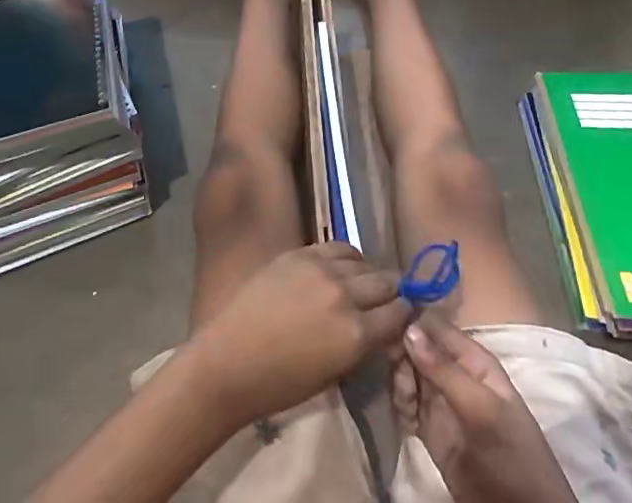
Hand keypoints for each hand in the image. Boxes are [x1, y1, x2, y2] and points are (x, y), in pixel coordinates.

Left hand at [181, 243, 409, 427]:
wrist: (228, 363)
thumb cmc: (279, 385)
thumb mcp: (333, 375)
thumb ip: (363, 346)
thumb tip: (383, 329)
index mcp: (356, 335)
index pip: (399, 313)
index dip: (404, 314)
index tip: (402, 315)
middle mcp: (345, 296)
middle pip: (386, 282)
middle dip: (391, 292)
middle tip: (387, 298)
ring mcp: (322, 270)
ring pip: (364, 261)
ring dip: (369, 273)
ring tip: (363, 282)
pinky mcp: (301, 254)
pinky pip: (338, 247)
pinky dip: (347, 257)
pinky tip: (344, 266)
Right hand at [397, 315, 575, 502]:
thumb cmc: (510, 452)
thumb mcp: (481, 408)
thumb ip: (444, 369)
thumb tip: (408, 329)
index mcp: (473, 359)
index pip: (437, 326)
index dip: (412, 320)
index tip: (386, 321)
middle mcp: (454, 373)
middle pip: (418, 349)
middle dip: (402, 354)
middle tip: (394, 371)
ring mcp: (441, 402)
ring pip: (408, 375)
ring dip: (400, 383)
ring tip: (407, 401)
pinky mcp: (429, 429)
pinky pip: (406, 405)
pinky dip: (401, 407)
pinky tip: (406, 418)